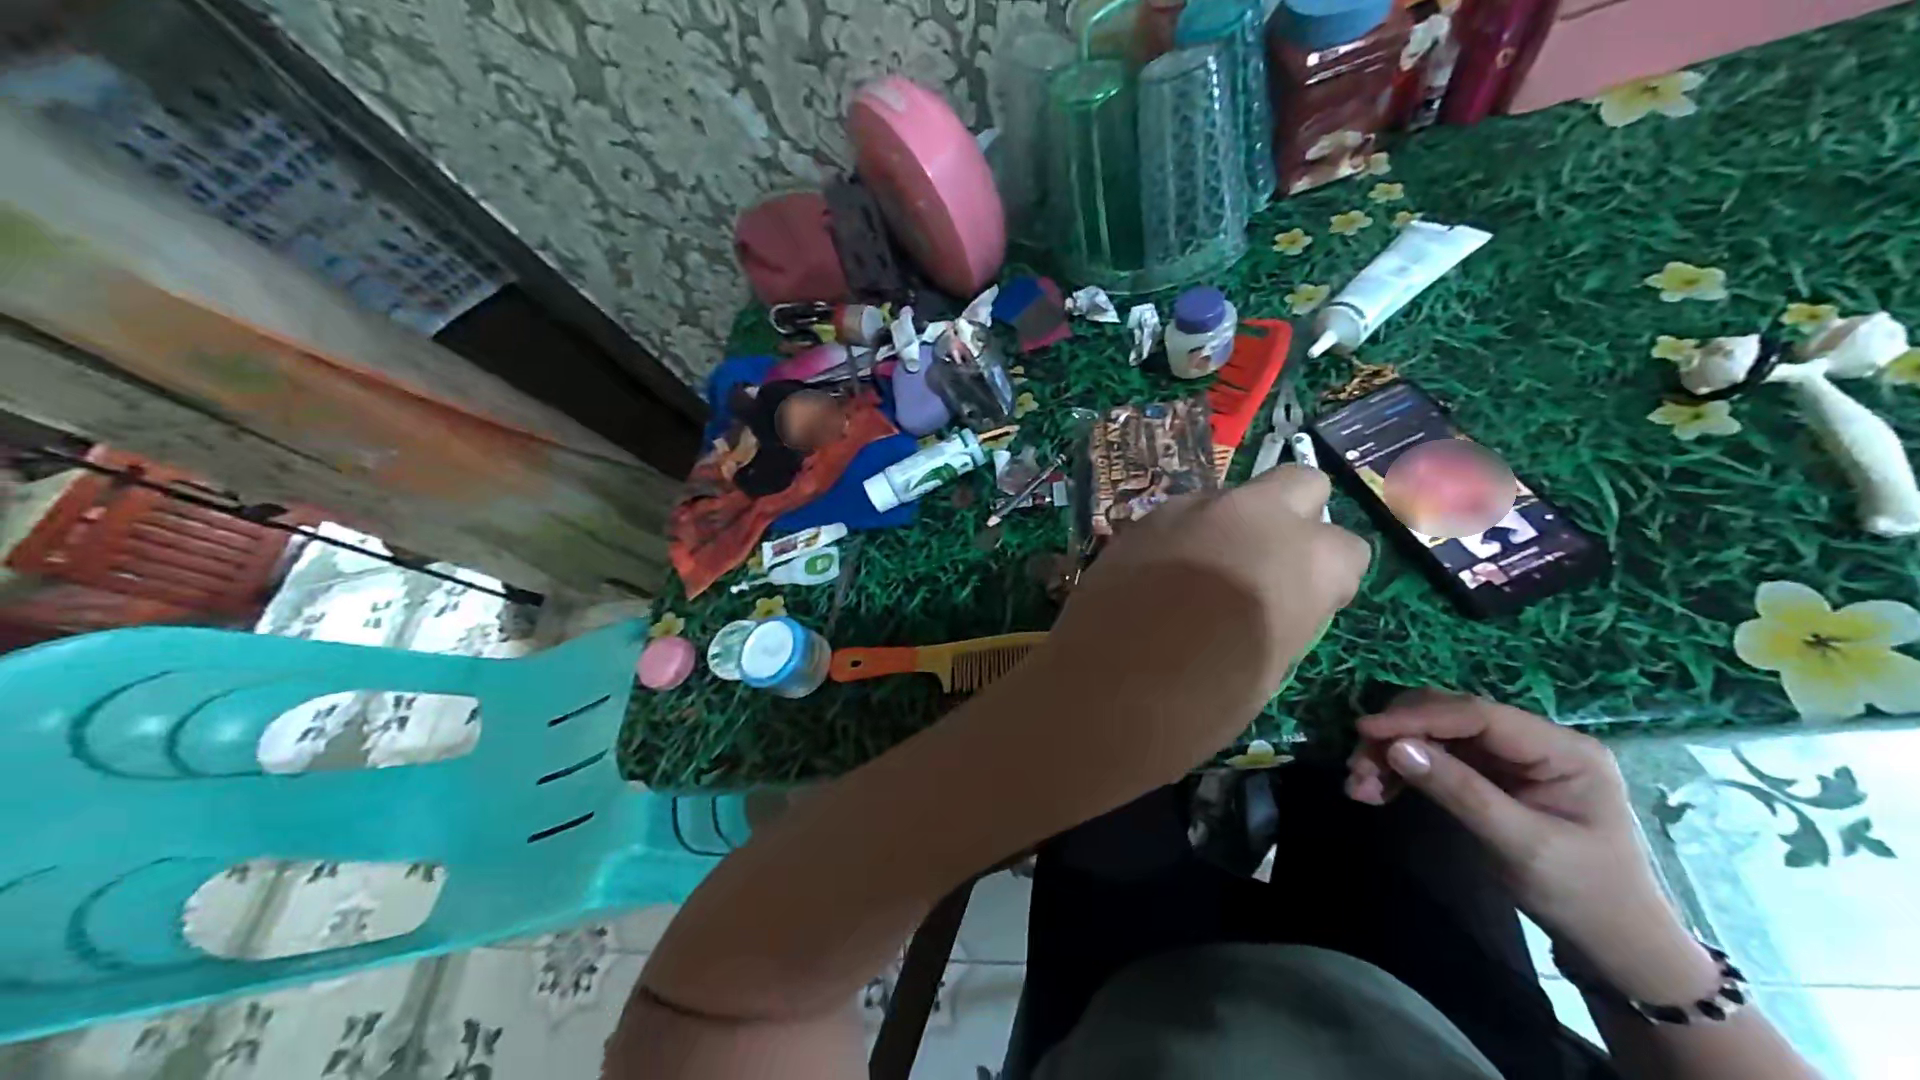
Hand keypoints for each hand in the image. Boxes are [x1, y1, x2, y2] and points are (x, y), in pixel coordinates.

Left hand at [1032, 466, 1369, 780]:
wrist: (1109, 688)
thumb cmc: (1206, 698)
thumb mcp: (1277, 660)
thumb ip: (1291, 606)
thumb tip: (1281, 593)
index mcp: (1311, 557)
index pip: (1347, 548)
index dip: (1328, 578)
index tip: (1304, 603)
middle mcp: (1258, 514)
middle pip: (1300, 482)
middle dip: (1295, 514)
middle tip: (1266, 560)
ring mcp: (1195, 508)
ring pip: (1232, 496)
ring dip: (1229, 524)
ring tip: (1200, 573)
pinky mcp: (1144, 516)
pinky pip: (1180, 514)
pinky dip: (1183, 535)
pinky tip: (1159, 575)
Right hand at [1346, 690, 1720, 1002]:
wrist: (1613, 945)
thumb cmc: (1584, 896)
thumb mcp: (1522, 845)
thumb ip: (1460, 791)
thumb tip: (1395, 747)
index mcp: (1562, 749)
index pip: (1476, 715)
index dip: (1416, 718)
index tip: (1364, 730)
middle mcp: (1533, 743)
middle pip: (1447, 718)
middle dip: (1396, 737)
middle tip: (1357, 768)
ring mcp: (1509, 759)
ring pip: (1432, 736)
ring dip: (1391, 756)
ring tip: (1360, 787)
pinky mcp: (1488, 777)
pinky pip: (1433, 759)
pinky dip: (1401, 771)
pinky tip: (1376, 792)